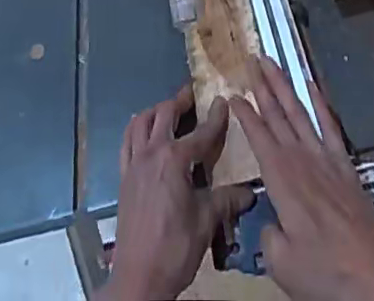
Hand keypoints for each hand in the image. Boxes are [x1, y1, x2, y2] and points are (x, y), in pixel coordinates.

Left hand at [103, 86, 255, 300]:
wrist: (139, 278)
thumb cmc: (175, 247)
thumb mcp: (207, 222)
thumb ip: (227, 200)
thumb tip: (250, 192)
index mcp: (174, 160)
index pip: (201, 133)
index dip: (215, 117)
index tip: (223, 101)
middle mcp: (152, 153)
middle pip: (165, 115)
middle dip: (180, 102)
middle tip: (192, 95)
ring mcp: (134, 164)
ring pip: (140, 123)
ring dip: (155, 111)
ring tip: (167, 109)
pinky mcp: (123, 178)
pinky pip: (126, 143)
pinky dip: (135, 130)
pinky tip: (142, 132)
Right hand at [229, 57, 373, 300]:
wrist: (373, 273)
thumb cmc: (323, 269)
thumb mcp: (281, 262)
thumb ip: (268, 236)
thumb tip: (271, 223)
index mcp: (280, 177)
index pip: (257, 135)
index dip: (244, 113)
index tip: (232, 94)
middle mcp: (300, 158)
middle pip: (277, 114)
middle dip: (262, 86)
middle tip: (251, 60)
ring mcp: (324, 158)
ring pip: (299, 112)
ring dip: (284, 86)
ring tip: (272, 62)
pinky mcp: (344, 164)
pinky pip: (330, 125)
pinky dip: (320, 103)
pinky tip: (311, 86)